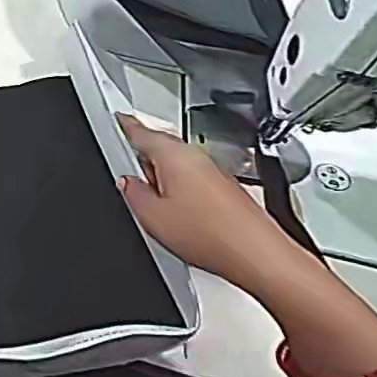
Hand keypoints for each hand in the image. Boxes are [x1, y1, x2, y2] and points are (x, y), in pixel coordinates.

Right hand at [116, 114, 308, 294]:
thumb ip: (131, 192)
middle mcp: (197, 156)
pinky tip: (183, 218)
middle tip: (132, 183)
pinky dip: (183, 192)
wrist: (258, 256)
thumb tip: (127, 183)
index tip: (119, 119)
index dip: (125, 125)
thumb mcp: (150, 216)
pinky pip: (194, 181)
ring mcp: (214, 171)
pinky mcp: (226, 188)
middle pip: (160, 148)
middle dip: (143, 162)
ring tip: (160, 210)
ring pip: (178, 167)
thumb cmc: (213, 236)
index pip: (140, 131)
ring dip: (164, 180)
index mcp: (173, 154)